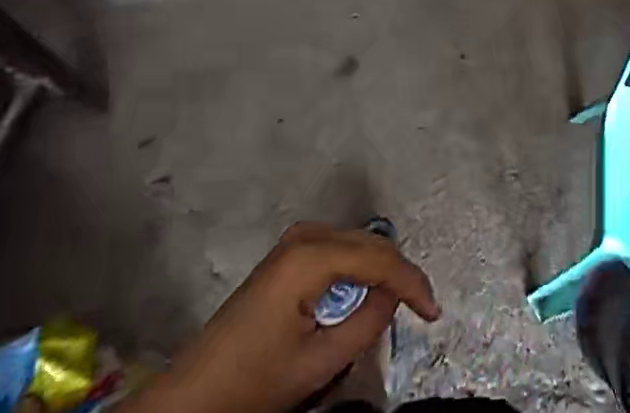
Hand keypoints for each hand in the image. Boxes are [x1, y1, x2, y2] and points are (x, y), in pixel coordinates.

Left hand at [124, 222, 440, 412]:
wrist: (196, 393)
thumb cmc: (254, 379)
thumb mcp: (318, 362)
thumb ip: (366, 323)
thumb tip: (394, 296)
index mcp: (309, 257)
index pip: (378, 258)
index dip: (412, 282)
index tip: (433, 312)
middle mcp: (304, 236)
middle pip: (370, 244)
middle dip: (400, 273)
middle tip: (423, 308)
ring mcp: (295, 240)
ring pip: (358, 244)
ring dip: (382, 270)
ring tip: (401, 303)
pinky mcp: (290, 252)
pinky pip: (340, 250)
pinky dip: (361, 269)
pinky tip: (369, 294)